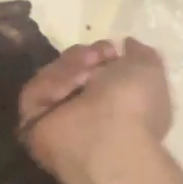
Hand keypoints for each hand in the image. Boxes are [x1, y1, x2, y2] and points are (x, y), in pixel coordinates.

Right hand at [18, 38, 171, 177]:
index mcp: (114, 104)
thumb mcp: (150, 69)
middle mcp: (85, 111)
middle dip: (82, 57)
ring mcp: (56, 118)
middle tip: (93, 61)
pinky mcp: (32, 122)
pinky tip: (68, 87)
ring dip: (68, 69)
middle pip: (70, 67)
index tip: (110, 50)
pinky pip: (35, 91)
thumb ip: (139, 53)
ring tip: (83, 76)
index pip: (95, 68)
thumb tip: (127, 44)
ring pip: (51, 74)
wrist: (106, 139)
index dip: (101, 52)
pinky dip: (52, 84)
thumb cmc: (134, 106)